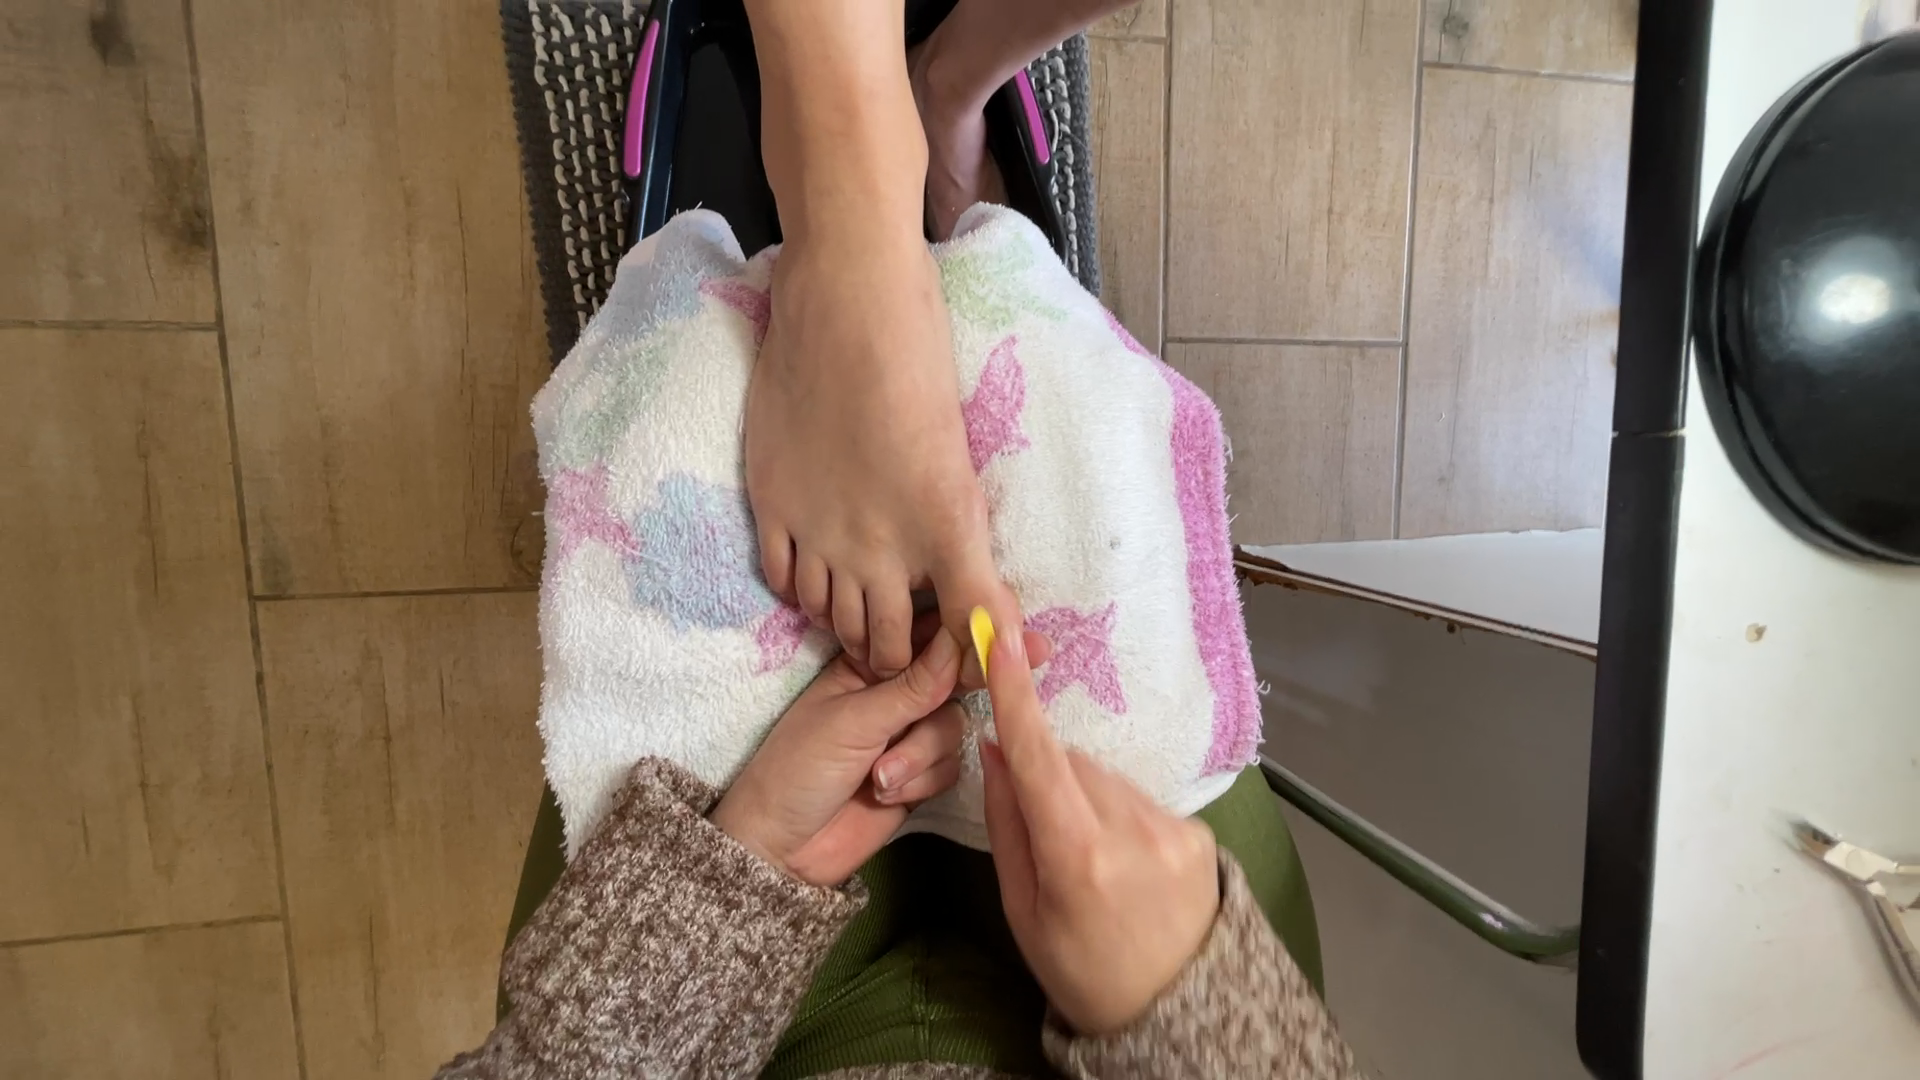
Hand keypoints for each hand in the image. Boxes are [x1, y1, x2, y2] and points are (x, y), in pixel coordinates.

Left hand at [710, 618, 1050, 887]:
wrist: (780, 849)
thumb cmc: (800, 768)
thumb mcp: (854, 720)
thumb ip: (913, 686)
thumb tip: (962, 638)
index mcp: (870, 665)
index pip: (927, 638)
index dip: (968, 632)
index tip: (1014, 628)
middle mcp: (896, 695)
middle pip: (954, 680)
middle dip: (980, 679)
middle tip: (1039, 657)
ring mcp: (909, 736)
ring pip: (954, 727)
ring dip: (923, 753)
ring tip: (881, 777)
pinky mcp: (919, 775)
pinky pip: (949, 765)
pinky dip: (922, 780)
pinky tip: (887, 795)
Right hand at [746, 230, 1010, 680]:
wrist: (848, 306)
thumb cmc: (920, 363)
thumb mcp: (960, 455)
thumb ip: (961, 534)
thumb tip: (968, 585)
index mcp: (948, 529)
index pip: (972, 628)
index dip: (978, 664)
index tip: (975, 667)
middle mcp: (882, 547)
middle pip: (888, 644)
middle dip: (901, 660)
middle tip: (906, 648)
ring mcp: (821, 532)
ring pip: (835, 621)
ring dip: (852, 633)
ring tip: (863, 624)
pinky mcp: (774, 507)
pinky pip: (786, 584)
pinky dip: (805, 597)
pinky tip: (818, 585)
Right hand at [978, 626, 1221, 1035]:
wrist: (1182, 1014)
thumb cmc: (1082, 969)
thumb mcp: (1022, 909)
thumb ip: (1007, 822)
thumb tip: (996, 747)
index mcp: (1077, 856)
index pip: (1039, 758)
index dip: (1017, 697)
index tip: (1003, 640)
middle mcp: (1130, 830)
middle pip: (1070, 762)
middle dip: (1050, 778)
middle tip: (1050, 834)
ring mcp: (1172, 826)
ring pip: (1103, 775)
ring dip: (1086, 794)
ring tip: (1095, 855)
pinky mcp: (1197, 829)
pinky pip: (1136, 794)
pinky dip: (1118, 810)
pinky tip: (1126, 857)